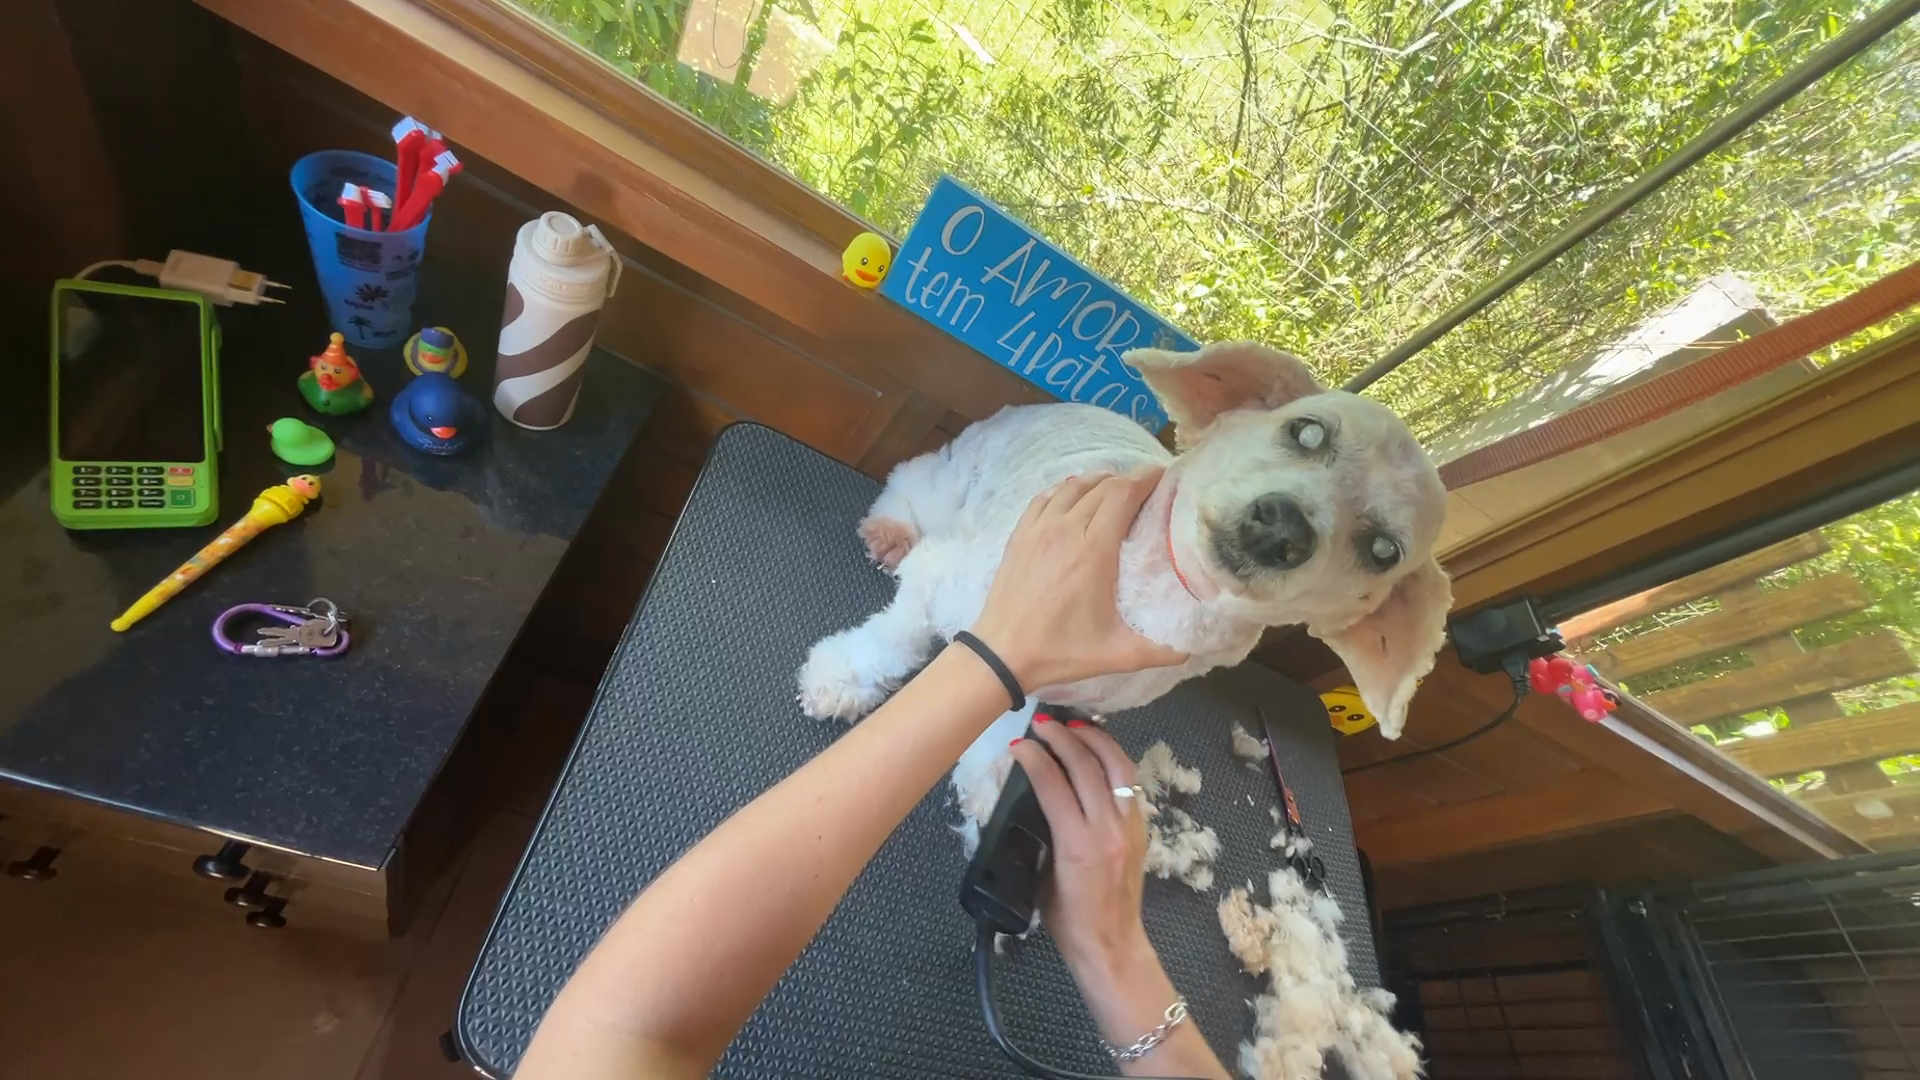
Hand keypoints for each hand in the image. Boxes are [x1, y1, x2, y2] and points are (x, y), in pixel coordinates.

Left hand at [970, 469, 1187, 691]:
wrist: (1001, 654)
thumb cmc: (1061, 652)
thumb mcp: (1119, 655)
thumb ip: (1164, 649)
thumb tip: (1199, 641)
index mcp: (1093, 550)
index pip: (1123, 494)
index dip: (1146, 478)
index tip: (1164, 476)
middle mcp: (1064, 529)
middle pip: (1102, 485)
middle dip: (1128, 480)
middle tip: (1148, 488)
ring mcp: (1037, 529)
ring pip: (1072, 486)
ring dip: (1098, 481)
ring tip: (1115, 489)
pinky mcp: (1019, 535)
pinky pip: (1045, 497)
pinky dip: (1065, 489)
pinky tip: (1075, 496)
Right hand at [1011, 719, 1151, 979]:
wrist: (1113, 946)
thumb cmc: (1068, 919)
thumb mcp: (1041, 874)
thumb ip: (1040, 829)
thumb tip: (1029, 790)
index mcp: (1077, 845)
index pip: (1053, 783)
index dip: (1032, 757)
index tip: (1017, 743)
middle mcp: (1107, 828)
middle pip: (1085, 765)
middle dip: (1061, 737)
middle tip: (1041, 723)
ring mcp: (1129, 825)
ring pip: (1116, 765)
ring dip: (1094, 738)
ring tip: (1074, 724)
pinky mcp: (1142, 826)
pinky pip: (1129, 781)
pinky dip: (1112, 757)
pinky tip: (1097, 748)